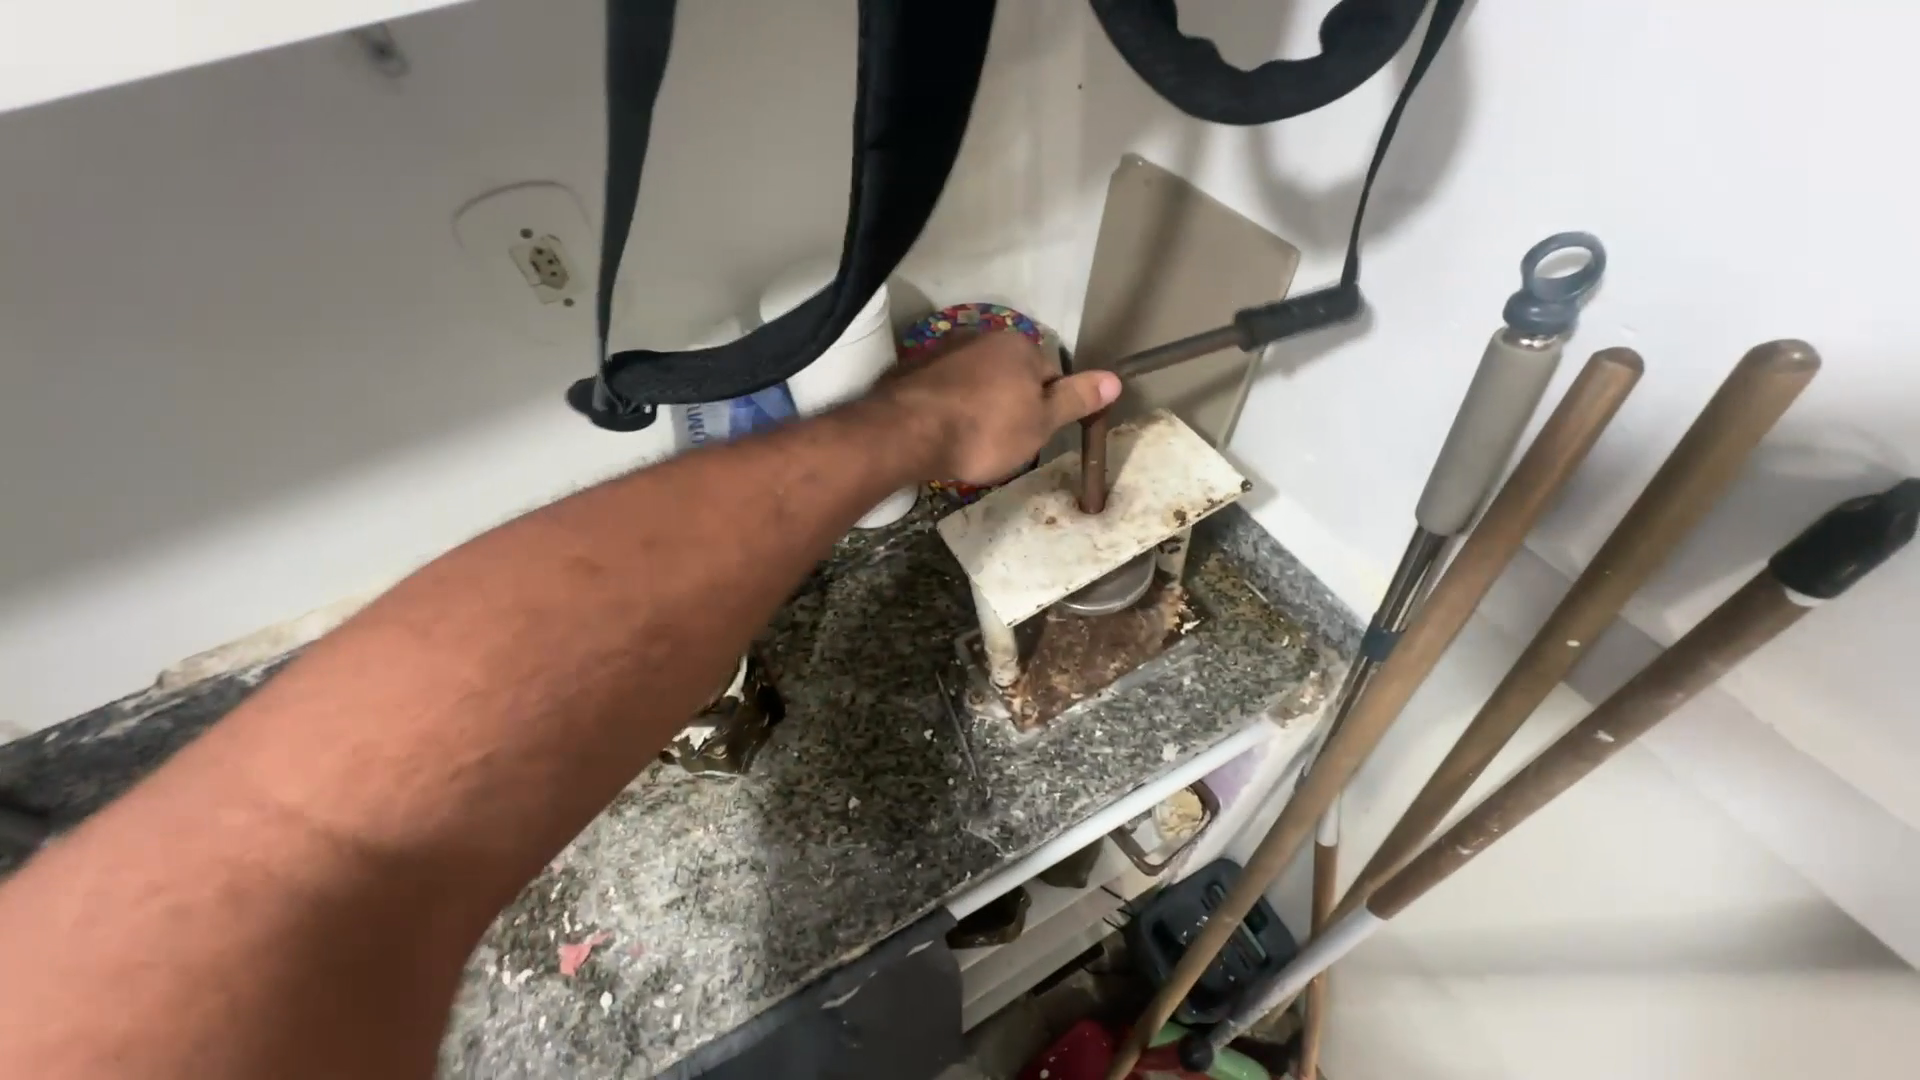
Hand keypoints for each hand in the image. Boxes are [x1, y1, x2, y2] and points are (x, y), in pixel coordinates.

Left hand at [874, 332, 1120, 485]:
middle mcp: (984, 337)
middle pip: (1012, 376)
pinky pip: (946, 389)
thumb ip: (1076, 399)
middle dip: (1011, 404)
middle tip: (1001, 443)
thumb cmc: (984, 431)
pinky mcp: (915, 369)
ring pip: (978, 382)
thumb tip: (1116, 379)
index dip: (1047, 409)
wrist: (905, 433)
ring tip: (970, 441)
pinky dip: (949, 406)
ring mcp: (945, 349)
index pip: (1051, 375)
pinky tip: (943, 431)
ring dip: (979, 406)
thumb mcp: (1041, 423)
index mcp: (1020, 347)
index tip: (1032, 436)